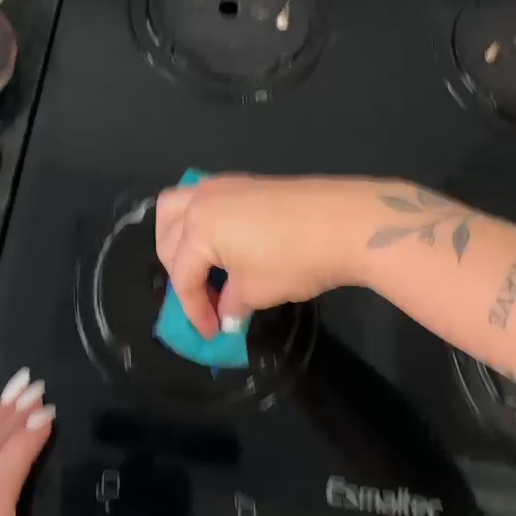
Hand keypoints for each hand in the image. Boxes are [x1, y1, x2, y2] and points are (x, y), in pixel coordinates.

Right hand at [154, 174, 401, 337]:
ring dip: (177, 236)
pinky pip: (203, 197)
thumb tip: (226, 315)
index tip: (210, 333)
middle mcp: (201, 200)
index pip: (182, 276)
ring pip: (176, 206)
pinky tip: (221, 242)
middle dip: (179, 272)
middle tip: (203, 299)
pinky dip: (199, 220)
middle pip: (169, 237)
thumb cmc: (296, 259)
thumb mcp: (257, 291)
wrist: (346, 222)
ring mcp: (223, 185)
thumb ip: (232, 304)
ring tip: (197, 264)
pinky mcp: (244, 182)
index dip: (194, 310)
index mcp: (197, 229)